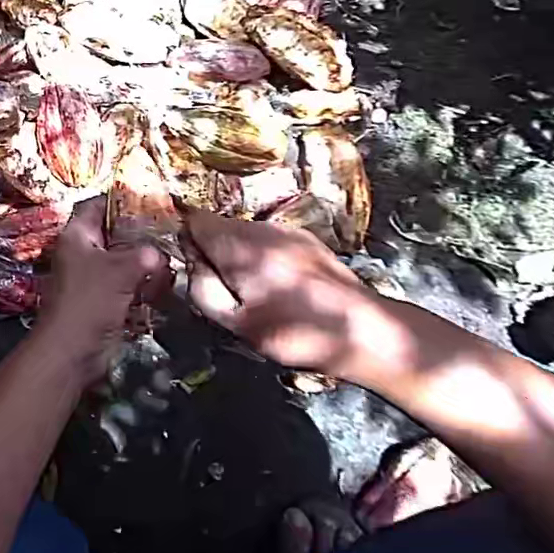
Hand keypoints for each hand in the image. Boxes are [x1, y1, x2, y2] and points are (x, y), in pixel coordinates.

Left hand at [37, 198, 169, 382]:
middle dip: (140, 234)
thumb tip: (159, 253)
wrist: (71, 351)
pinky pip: (126, 283)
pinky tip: (163, 285)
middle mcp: (82, 252)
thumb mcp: (121, 270)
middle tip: (170, 230)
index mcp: (77, 235)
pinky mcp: (101, 299)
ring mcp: (91, 276)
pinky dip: (142, 284)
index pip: (97, 205)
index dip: (120, 199)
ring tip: (171, 259)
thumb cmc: (89, 301)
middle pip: (113, 233)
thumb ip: (144, 254)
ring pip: (122, 260)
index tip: (150, 198)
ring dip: (144, 262)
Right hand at [181, 208, 381, 377]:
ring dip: (238, 255)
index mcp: (238, 246)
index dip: (186, 241)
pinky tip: (280, 286)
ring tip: (256, 292)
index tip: (196, 269)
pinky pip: (266, 240)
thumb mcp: (235, 322)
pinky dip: (261, 256)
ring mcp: (284, 230)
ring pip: (242, 233)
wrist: (367, 331)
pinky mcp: (304, 238)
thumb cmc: (296, 333)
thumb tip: (190, 262)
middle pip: (218, 226)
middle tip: (227, 290)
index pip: (194, 220)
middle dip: (212, 251)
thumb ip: (202, 288)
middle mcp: (259, 228)